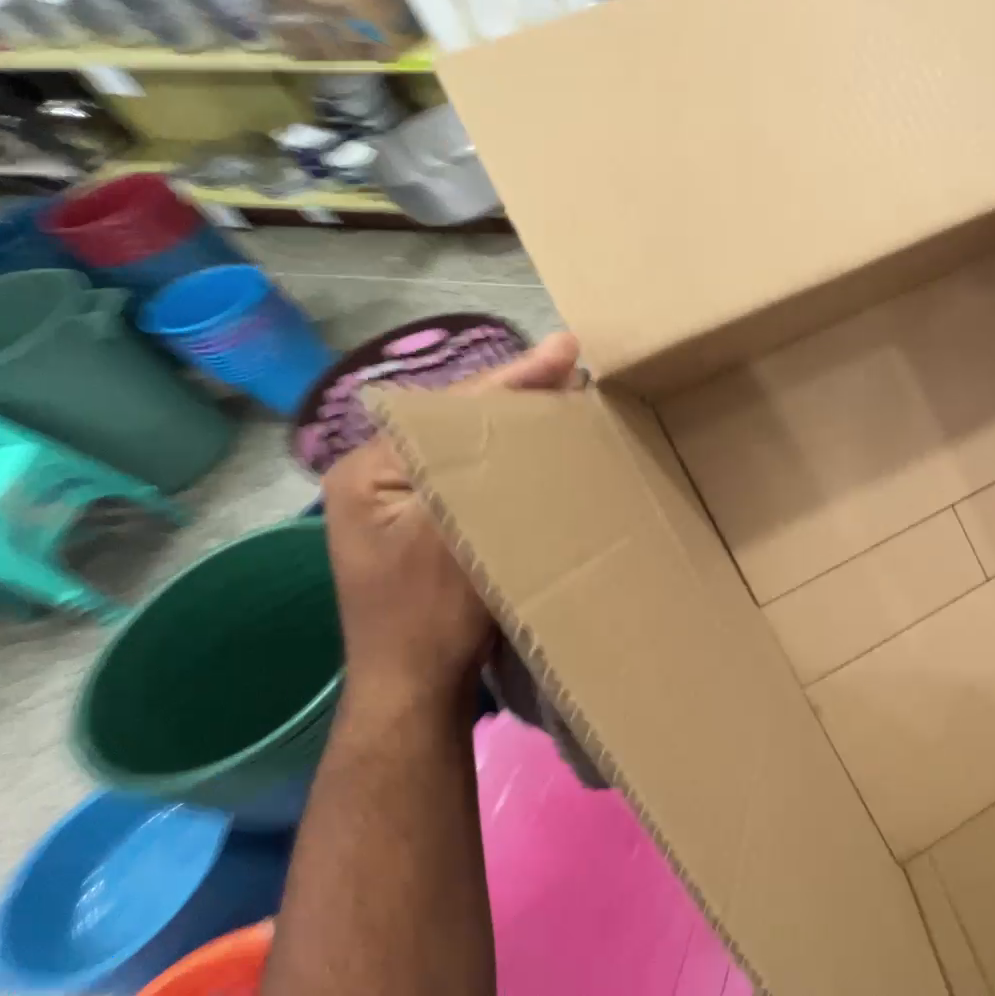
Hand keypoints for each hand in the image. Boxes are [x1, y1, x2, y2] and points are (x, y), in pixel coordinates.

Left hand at [322, 333, 581, 709]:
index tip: (568, 349)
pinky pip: (477, 478)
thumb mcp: (457, 535)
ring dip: (521, 429)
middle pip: (461, 421)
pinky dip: (515, 464)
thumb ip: (487, 470)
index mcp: (372, 467)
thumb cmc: (431, 615)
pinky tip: (550, 455)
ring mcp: (403, 505)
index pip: (454, 406)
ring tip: (570, 401)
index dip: (515, 376)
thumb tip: (539, 410)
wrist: (414, 691)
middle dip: (520, 396)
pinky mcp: (429, 529)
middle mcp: (381, 476)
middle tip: (576, 369)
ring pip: (472, 449)